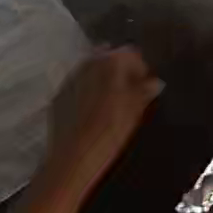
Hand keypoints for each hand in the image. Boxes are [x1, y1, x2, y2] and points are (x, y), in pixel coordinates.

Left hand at [45, 48, 161, 180]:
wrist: (72, 158)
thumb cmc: (110, 131)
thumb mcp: (136, 110)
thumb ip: (145, 90)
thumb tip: (154, 82)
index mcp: (111, 62)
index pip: (132, 54)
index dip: (142, 69)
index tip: (147, 84)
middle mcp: (88, 64)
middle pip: (110, 58)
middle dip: (121, 71)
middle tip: (131, 91)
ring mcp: (70, 80)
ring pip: (92, 71)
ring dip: (104, 80)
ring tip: (113, 101)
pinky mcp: (58, 96)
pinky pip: (78, 86)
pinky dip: (88, 91)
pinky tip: (93, 110)